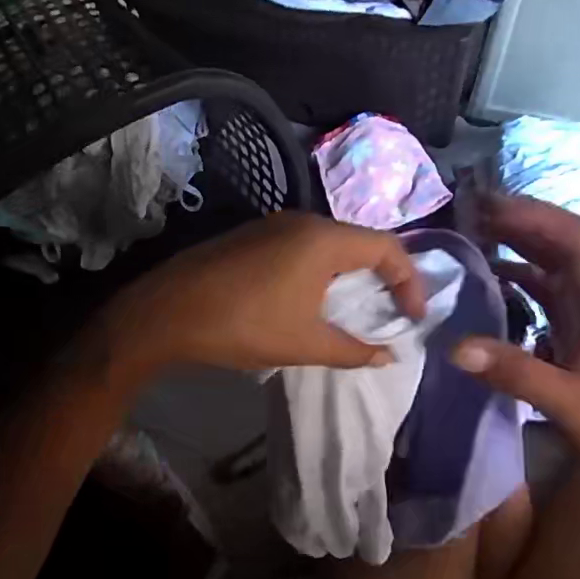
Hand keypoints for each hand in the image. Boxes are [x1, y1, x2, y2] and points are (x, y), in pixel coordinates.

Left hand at [96, 212, 425, 373]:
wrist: (164, 313)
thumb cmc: (243, 326)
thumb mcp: (305, 344)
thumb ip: (354, 350)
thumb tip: (388, 357)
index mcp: (323, 240)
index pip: (387, 248)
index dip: (410, 281)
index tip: (414, 315)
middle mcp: (303, 221)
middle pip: (362, 241)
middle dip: (385, 276)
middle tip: (393, 311)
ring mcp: (275, 225)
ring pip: (333, 243)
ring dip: (353, 274)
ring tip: (359, 309)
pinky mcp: (254, 236)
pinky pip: (306, 247)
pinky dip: (325, 270)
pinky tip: (316, 300)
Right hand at [451, 196, 579, 500]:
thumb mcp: (575, 407)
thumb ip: (517, 374)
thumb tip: (456, 347)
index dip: (537, 218)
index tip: (491, 208)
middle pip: (569, 246)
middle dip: (526, 223)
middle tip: (476, 212)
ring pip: (560, 269)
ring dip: (525, 248)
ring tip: (481, 236)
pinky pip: (554, 298)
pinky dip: (526, 283)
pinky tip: (499, 284)